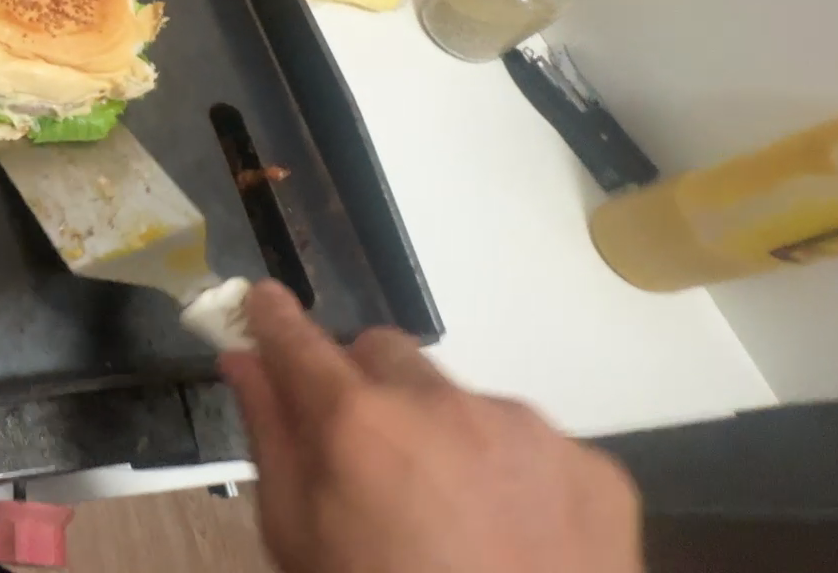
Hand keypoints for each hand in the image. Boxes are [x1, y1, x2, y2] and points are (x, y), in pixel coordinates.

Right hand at [222, 281, 641, 572]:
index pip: (296, 337)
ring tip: (450, 505)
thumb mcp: (297, 534)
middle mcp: (440, 402)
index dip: (271, 316)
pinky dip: (505, 465)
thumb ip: (269, 433)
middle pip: (379, 348)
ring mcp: (524, 431)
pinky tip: (511, 530)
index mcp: (357, 421)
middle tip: (363, 444)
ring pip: (453, 392)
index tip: (261, 304)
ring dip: (435, 423)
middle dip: (360, 379)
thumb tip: (243, 360)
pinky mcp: (594, 468)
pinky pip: (525, 438)